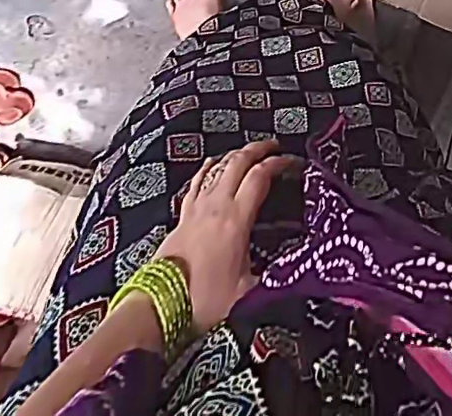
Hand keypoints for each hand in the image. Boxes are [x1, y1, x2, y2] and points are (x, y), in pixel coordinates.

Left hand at [155, 140, 297, 332]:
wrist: (160, 305)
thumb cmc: (203, 299)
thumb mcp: (246, 293)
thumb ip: (270, 277)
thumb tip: (290, 272)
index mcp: (236, 219)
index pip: (260, 176)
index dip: (277, 163)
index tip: (290, 161)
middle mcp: (217, 205)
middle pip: (239, 161)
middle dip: (258, 149)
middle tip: (273, 146)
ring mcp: (198, 206)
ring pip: (219, 166)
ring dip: (237, 154)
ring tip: (249, 152)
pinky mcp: (183, 214)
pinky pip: (198, 180)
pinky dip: (210, 167)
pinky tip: (213, 163)